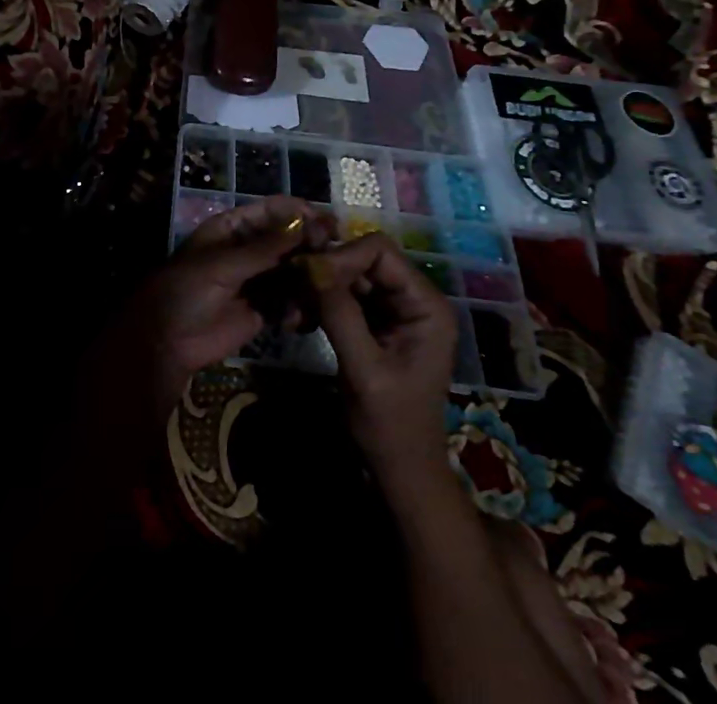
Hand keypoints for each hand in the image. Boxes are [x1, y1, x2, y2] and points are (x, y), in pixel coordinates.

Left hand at [114, 195, 334, 415]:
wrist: (167, 341)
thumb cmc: (186, 292)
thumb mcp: (221, 266)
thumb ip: (264, 248)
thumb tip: (305, 225)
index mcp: (232, 228)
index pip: (273, 211)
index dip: (300, 213)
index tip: (327, 224)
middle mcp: (249, 249)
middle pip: (290, 239)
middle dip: (312, 247)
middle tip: (332, 259)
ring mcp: (258, 279)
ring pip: (296, 270)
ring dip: (310, 278)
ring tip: (320, 291)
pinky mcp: (265, 308)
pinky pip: (292, 300)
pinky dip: (300, 306)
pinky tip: (297, 318)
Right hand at [300, 233, 458, 479]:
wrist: (400, 464)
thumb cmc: (390, 423)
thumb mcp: (364, 370)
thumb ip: (341, 315)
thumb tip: (312, 266)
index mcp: (425, 306)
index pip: (379, 252)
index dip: (341, 257)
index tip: (305, 279)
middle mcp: (413, 299)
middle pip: (362, 260)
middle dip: (324, 274)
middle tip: (290, 296)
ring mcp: (394, 311)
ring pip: (347, 278)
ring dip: (316, 290)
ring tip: (291, 315)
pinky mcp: (375, 323)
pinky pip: (342, 298)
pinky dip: (318, 305)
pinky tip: (298, 322)